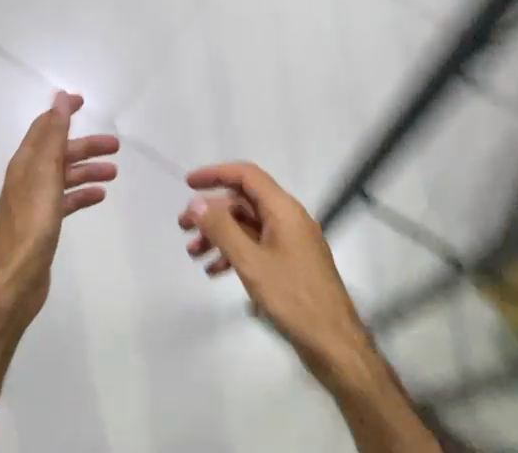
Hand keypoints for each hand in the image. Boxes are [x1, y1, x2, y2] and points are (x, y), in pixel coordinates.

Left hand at [0, 91, 117, 327]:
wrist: (16, 279)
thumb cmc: (31, 222)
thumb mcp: (44, 172)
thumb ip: (53, 135)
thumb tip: (58, 97)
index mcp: (25, 162)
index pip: (44, 127)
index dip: (62, 113)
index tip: (83, 101)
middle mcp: (27, 178)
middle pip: (59, 152)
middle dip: (85, 146)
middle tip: (116, 145)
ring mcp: (34, 202)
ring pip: (64, 176)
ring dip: (88, 170)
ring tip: (114, 172)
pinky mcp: (43, 224)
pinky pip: (66, 200)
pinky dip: (82, 194)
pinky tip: (99, 196)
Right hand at [179, 162, 370, 376]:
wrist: (334, 343)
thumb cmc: (293, 298)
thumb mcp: (251, 262)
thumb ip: (222, 229)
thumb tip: (197, 202)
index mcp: (283, 209)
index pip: (246, 175)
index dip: (215, 174)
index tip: (187, 184)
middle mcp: (289, 218)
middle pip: (244, 202)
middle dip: (212, 212)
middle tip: (183, 228)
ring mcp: (292, 242)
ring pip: (248, 227)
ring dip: (220, 235)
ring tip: (193, 254)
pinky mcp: (292, 263)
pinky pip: (258, 246)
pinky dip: (235, 253)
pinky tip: (216, 271)